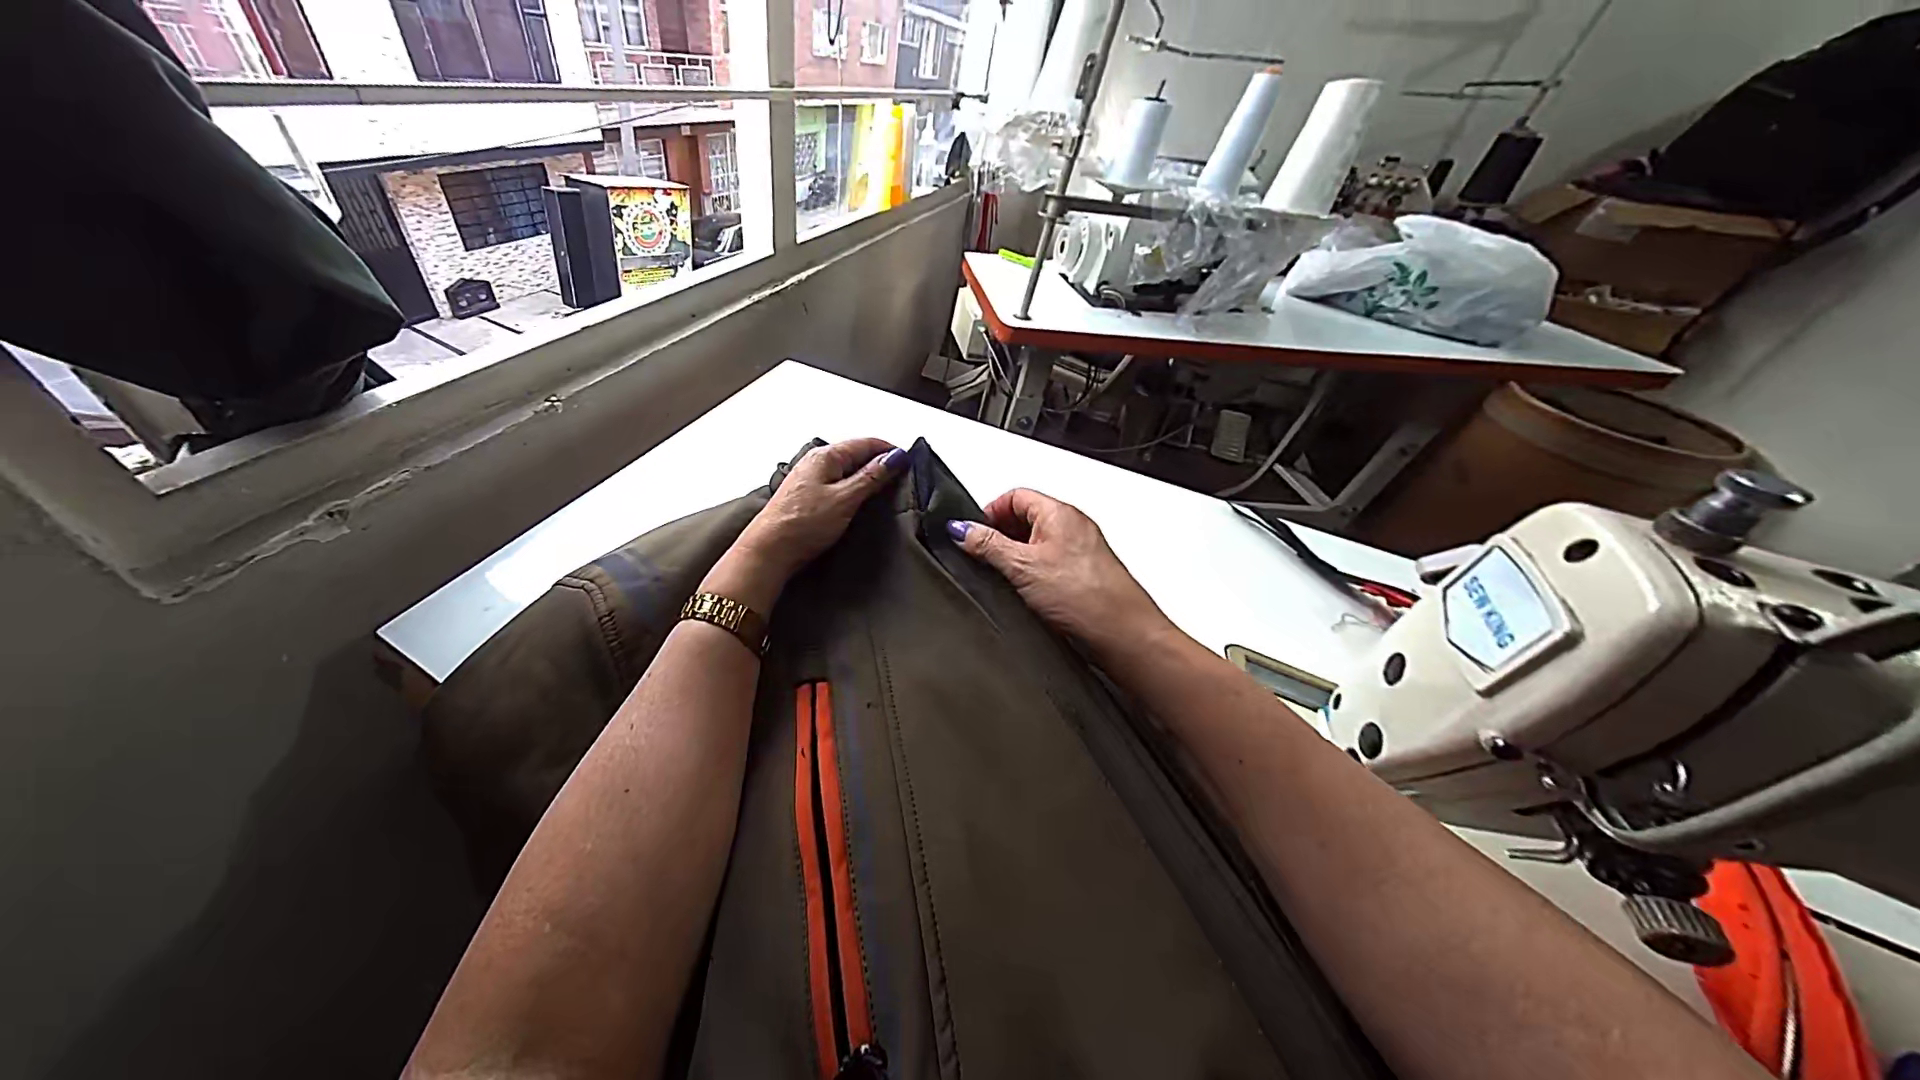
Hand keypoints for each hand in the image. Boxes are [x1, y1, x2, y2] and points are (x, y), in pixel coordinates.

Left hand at [706, 438, 907, 611]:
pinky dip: (853, 491)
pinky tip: (859, 504)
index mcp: (826, 456)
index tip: (909, 463)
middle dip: (880, 464)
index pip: (867, 442)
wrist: (768, 552)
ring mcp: (810, 480)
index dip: (890, 451)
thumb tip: (895, 457)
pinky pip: (838, 486)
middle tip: (901, 479)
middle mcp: (816, 463)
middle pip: (857, 455)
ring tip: (884, 493)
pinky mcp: (808, 498)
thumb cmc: (799, 525)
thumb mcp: (845, 498)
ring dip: (867, 479)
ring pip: (848, 471)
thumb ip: (872, 477)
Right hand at [947, 489, 1175, 659]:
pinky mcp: (1082, 576)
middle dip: (1000, 536)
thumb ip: (988, 545)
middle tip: (985, 557)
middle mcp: (1073, 527)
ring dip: (1016, 558)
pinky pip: (1048, 566)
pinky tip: (1026, 596)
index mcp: (1060, 512)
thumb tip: (962, 530)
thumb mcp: (1022, 567)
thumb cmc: (1088, 597)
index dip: (989, 512)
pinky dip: (1032, 575)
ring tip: (1007, 580)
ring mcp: (1079, 552)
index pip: (1015, 495)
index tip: (973, 534)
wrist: (1123, 635)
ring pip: (1036, 545)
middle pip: (1024, 518)